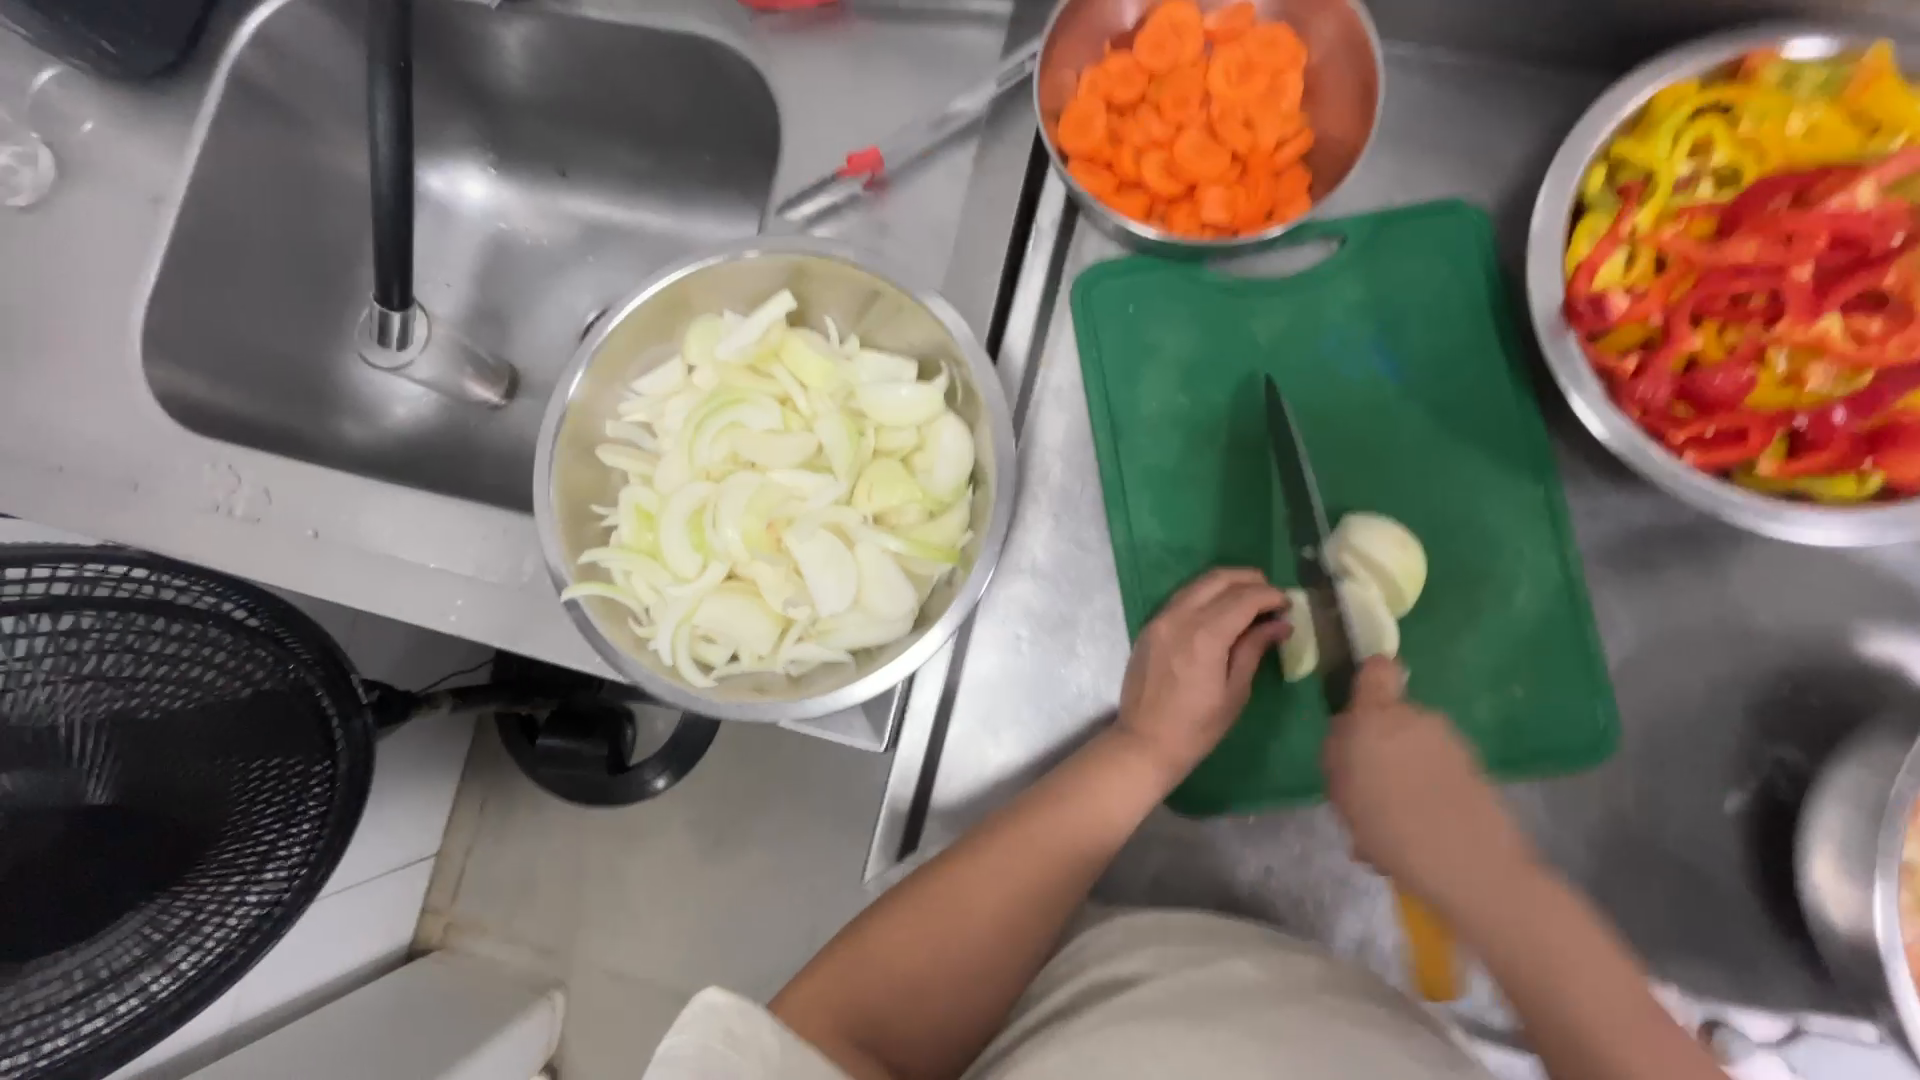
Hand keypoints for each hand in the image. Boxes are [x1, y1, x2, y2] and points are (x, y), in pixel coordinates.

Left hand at [1113, 568, 1290, 785]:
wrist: (1144, 741)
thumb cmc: (1197, 727)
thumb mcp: (1235, 691)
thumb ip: (1254, 649)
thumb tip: (1280, 623)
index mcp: (1204, 635)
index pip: (1244, 598)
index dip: (1270, 595)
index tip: (1288, 604)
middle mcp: (1179, 617)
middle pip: (1218, 579)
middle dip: (1250, 580)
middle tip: (1271, 595)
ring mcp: (1159, 619)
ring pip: (1196, 584)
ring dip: (1226, 583)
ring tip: (1250, 599)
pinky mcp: (1149, 627)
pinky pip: (1180, 598)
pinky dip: (1204, 595)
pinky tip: (1219, 610)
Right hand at [1322, 658, 1541, 920]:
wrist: (1471, 866)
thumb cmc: (1388, 824)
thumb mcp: (1340, 790)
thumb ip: (1338, 753)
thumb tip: (1346, 738)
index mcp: (1377, 715)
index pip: (1376, 670)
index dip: (1368, 679)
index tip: (1358, 705)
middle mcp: (1417, 719)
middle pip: (1390, 718)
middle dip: (1377, 744)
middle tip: (1363, 785)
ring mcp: (1451, 744)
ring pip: (1413, 749)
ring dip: (1400, 773)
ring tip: (1386, 820)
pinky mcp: (1474, 772)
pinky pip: (1435, 773)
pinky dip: (1423, 792)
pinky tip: (1411, 833)